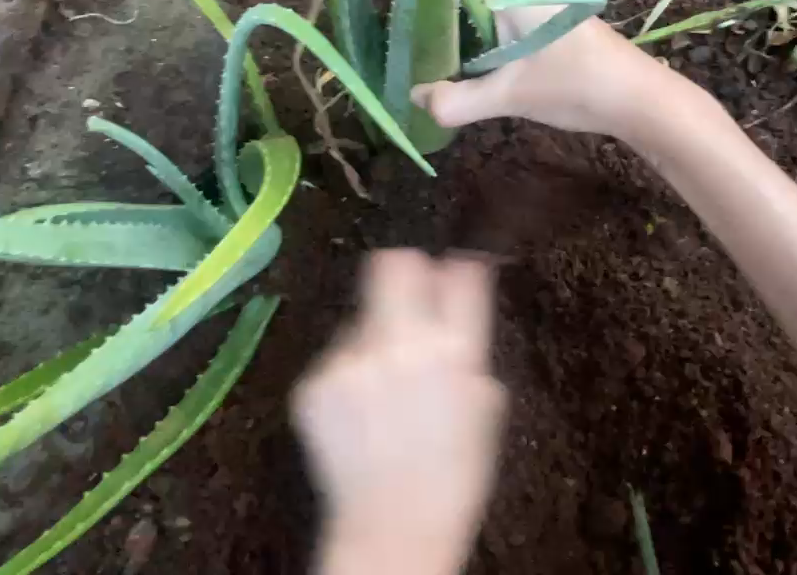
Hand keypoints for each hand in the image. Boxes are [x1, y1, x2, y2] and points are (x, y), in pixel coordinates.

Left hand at [294, 250, 505, 574]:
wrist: (393, 531)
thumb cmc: (453, 472)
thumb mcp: (484, 404)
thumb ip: (471, 344)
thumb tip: (459, 292)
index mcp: (454, 350)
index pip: (459, 271)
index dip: (459, 266)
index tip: (456, 270)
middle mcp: (399, 345)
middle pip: (392, 264)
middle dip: (403, 268)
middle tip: (408, 290)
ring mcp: (349, 362)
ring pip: (361, 315)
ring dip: (375, 334)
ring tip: (382, 384)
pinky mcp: (313, 383)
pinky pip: (337, 354)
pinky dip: (350, 371)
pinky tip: (359, 408)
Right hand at [411, 0, 682, 138]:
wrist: (638, 98)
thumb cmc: (578, 82)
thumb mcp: (512, 95)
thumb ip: (459, 99)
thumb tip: (415, 98)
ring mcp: (535, 2)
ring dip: (452, 4)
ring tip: (410, 21)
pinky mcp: (542, 23)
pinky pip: (497, 11)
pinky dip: (472, 22)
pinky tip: (453, 46)